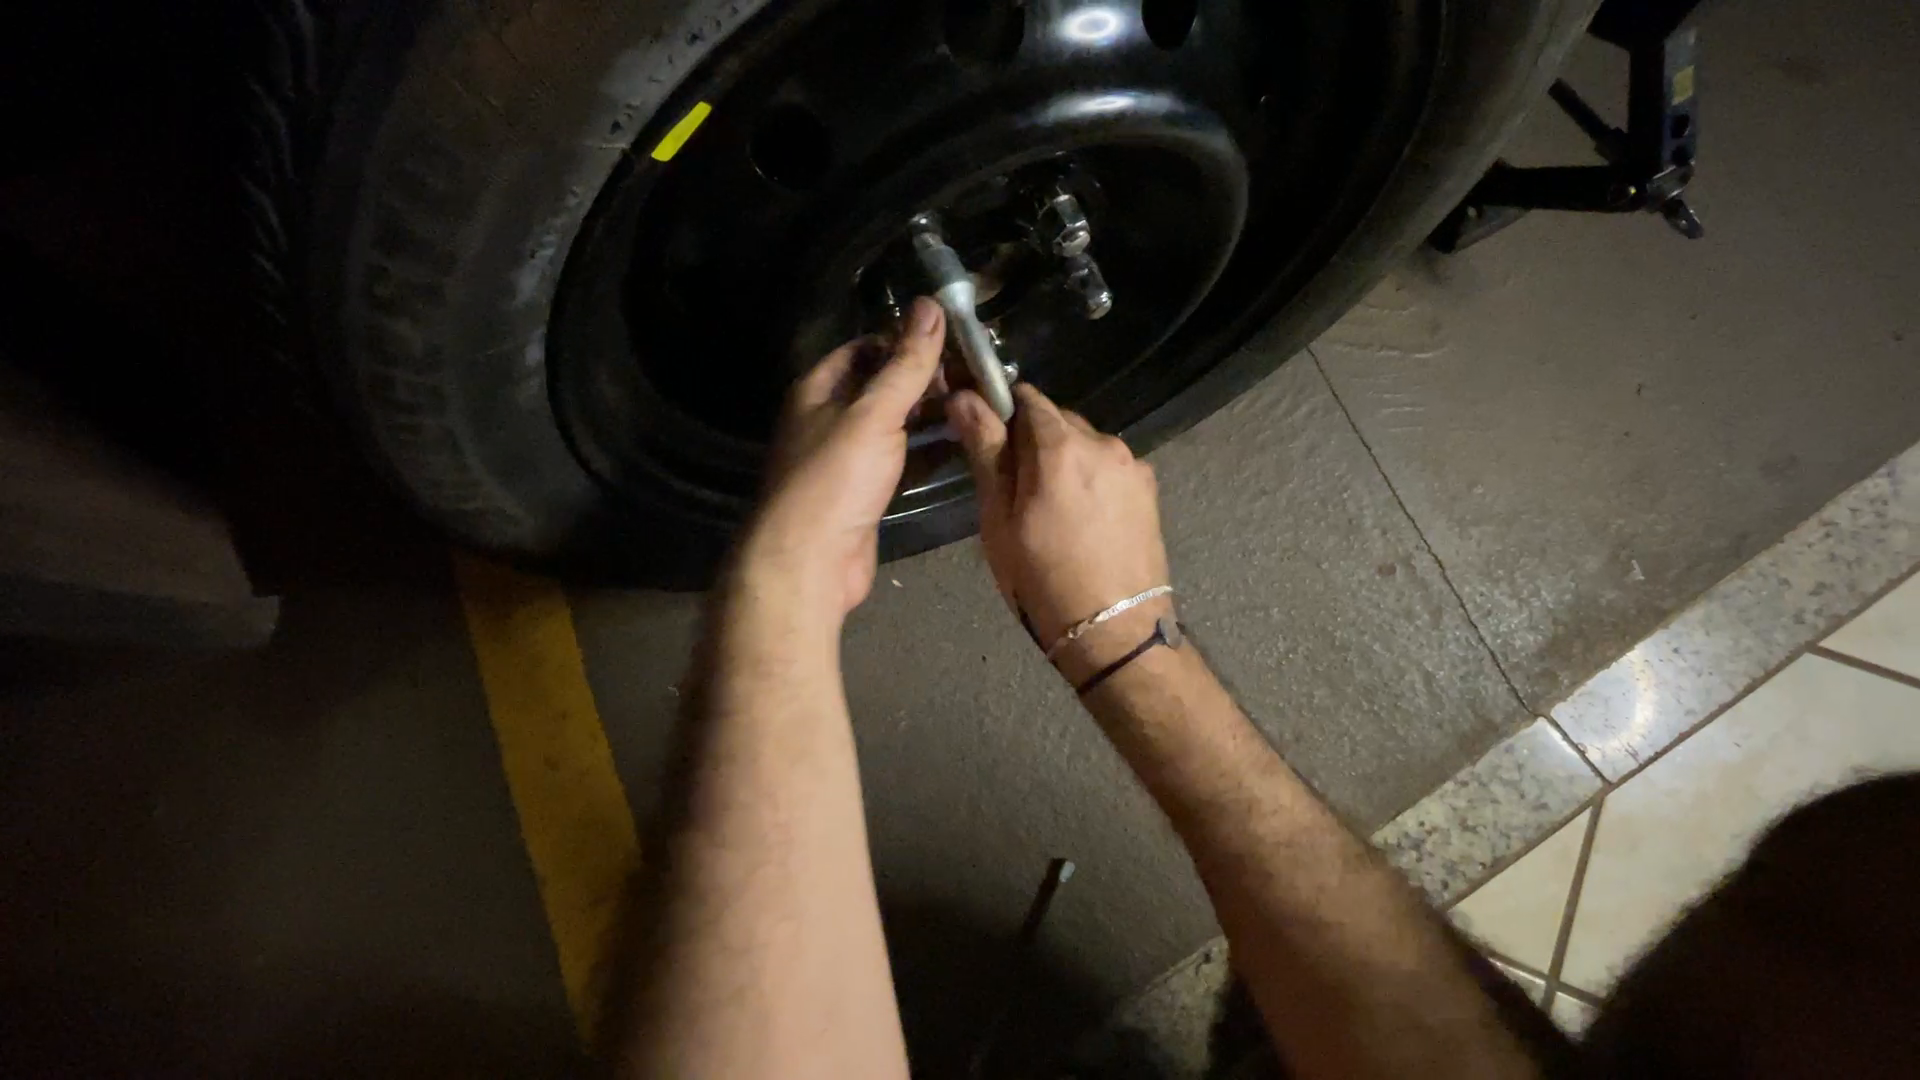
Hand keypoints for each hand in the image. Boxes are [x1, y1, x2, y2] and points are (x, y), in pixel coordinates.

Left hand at [735, 298, 946, 621]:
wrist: (811, 561)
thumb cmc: (836, 478)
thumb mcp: (874, 413)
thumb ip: (905, 364)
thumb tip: (930, 305)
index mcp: (819, 389)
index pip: (866, 348)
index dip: (906, 340)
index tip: (953, 341)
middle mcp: (830, 418)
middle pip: (883, 385)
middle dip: (926, 379)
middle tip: (976, 375)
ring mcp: (848, 457)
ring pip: (896, 424)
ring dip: (932, 415)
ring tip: (980, 403)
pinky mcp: (866, 490)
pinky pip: (902, 458)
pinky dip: (929, 449)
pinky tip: (964, 442)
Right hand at [948, 383, 1173, 682]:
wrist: (1114, 630)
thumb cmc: (1042, 579)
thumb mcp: (999, 519)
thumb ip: (986, 451)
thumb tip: (964, 397)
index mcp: (1060, 446)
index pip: (1026, 398)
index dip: (1003, 413)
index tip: (991, 443)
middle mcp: (1103, 442)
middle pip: (1058, 419)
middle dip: (1035, 441)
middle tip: (1019, 490)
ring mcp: (1133, 465)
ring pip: (1086, 443)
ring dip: (1066, 460)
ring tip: (1055, 510)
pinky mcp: (1150, 489)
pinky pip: (1110, 466)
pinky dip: (1093, 478)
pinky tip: (1086, 519)